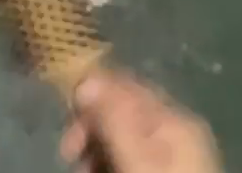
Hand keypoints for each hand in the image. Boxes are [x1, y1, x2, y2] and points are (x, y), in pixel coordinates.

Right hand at [60, 72, 221, 172]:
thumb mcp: (135, 158)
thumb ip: (111, 116)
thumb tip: (84, 78)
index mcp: (175, 119)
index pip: (123, 83)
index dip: (90, 90)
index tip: (65, 112)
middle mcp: (175, 129)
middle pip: (118, 110)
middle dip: (88, 127)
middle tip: (69, 151)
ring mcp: (173, 153)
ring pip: (119, 135)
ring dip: (93, 148)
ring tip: (80, 169)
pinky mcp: (164, 170)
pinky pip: (127, 154)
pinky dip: (106, 161)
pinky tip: (93, 171)